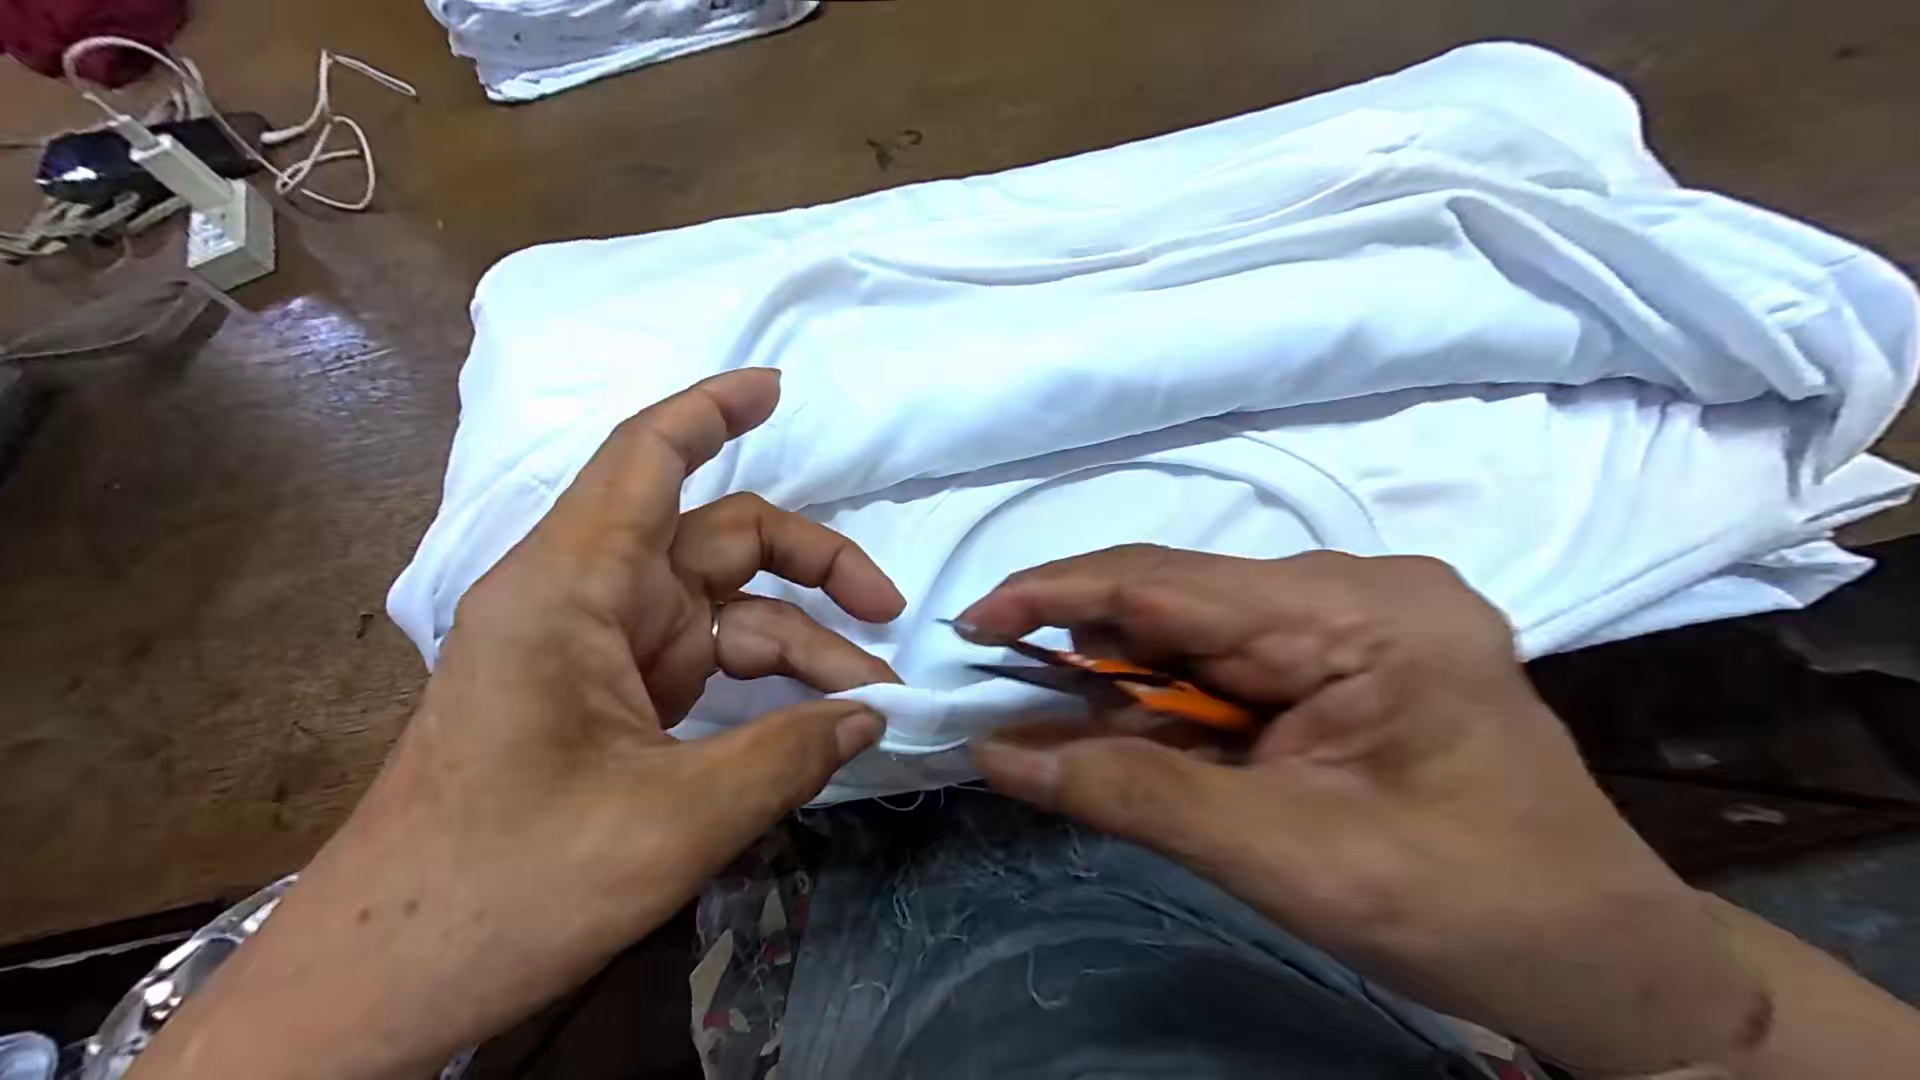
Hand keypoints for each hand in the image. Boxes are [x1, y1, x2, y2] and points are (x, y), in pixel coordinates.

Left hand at [128, 370, 903, 1079]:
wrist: (390, 980)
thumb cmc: (505, 888)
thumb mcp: (669, 823)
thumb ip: (785, 758)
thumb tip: (873, 714)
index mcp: (573, 590)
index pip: (645, 460)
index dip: (710, 409)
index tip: (775, 388)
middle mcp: (593, 598)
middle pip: (725, 540)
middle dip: (816, 565)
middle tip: (889, 608)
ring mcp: (611, 647)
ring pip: (733, 609)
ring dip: (808, 644)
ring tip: (876, 694)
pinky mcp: (622, 692)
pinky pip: (717, 660)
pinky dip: (774, 682)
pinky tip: (823, 718)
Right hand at [960, 546, 1771, 1077]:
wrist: (1602, 961)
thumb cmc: (1470, 911)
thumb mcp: (1289, 860)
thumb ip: (1135, 797)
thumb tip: (1000, 756)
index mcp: (1361, 614)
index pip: (1170, 580)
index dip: (1057, 593)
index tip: (974, 621)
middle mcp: (1346, 591)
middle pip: (1172, 602)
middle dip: (1079, 649)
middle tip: (998, 686)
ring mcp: (1341, 618)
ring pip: (1183, 633)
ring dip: (1112, 682)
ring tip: (1046, 718)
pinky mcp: (1331, 653)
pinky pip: (1213, 662)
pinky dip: (1154, 702)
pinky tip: (1114, 730)